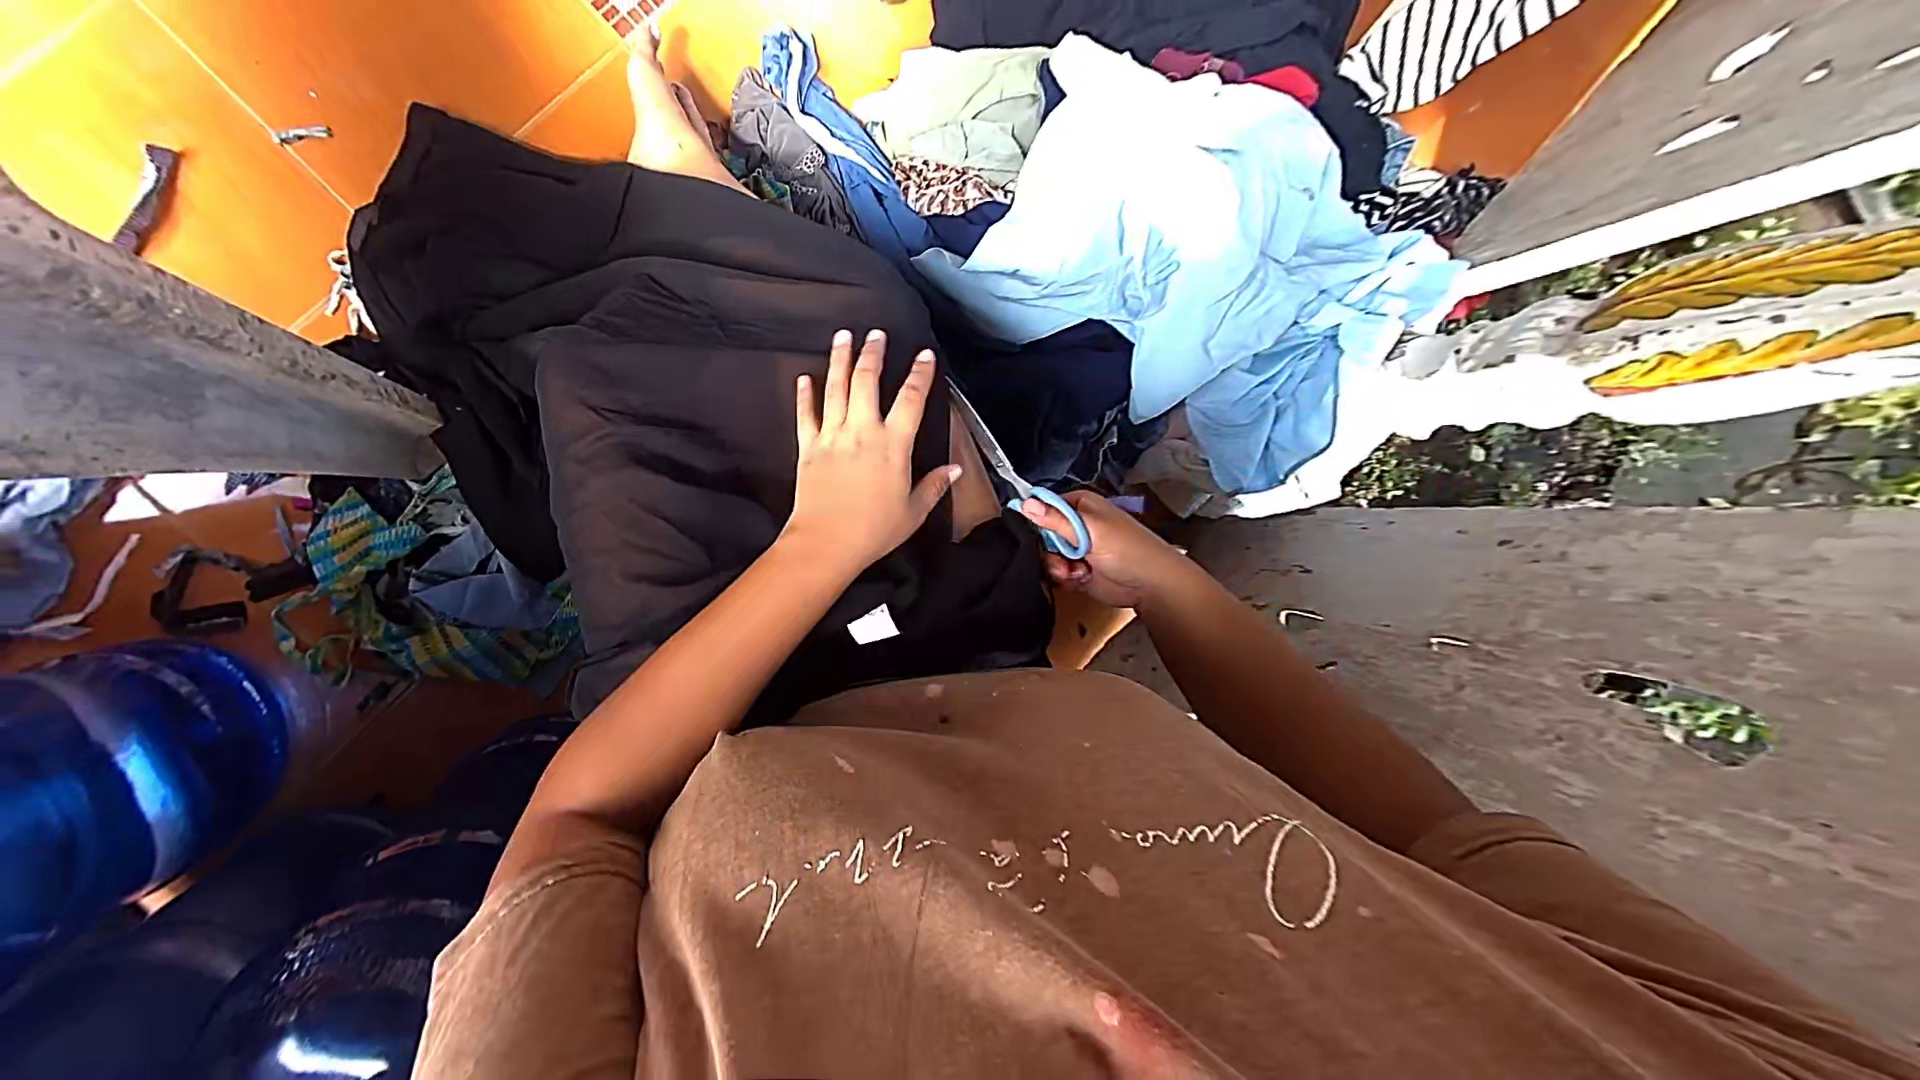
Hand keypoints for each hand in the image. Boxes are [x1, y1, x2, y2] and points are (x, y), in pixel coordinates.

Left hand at [781, 329, 959, 576]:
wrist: (826, 543)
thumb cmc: (873, 531)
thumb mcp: (913, 512)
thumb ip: (934, 486)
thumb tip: (955, 470)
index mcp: (893, 446)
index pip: (911, 400)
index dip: (920, 375)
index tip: (925, 356)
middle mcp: (862, 432)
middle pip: (868, 381)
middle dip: (873, 353)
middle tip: (876, 334)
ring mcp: (832, 437)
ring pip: (835, 388)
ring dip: (840, 360)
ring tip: (843, 336)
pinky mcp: (808, 448)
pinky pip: (805, 415)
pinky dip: (804, 395)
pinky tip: (804, 378)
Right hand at [1019, 491, 1189, 609]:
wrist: (1150, 584)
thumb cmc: (1129, 550)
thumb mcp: (1090, 530)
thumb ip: (1056, 519)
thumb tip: (1026, 503)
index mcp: (1079, 506)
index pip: (1043, 508)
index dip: (1038, 524)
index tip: (1041, 537)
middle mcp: (1075, 526)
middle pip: (1042, 537)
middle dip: (1049, 552)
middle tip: (1064, 560)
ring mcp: (1076, 549)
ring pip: (1047, 558)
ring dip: (1058, 568)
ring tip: (1076, 572)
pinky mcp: (1077, 570)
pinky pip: (1056, 575)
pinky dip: (1065, 580)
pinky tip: (1081, 579)